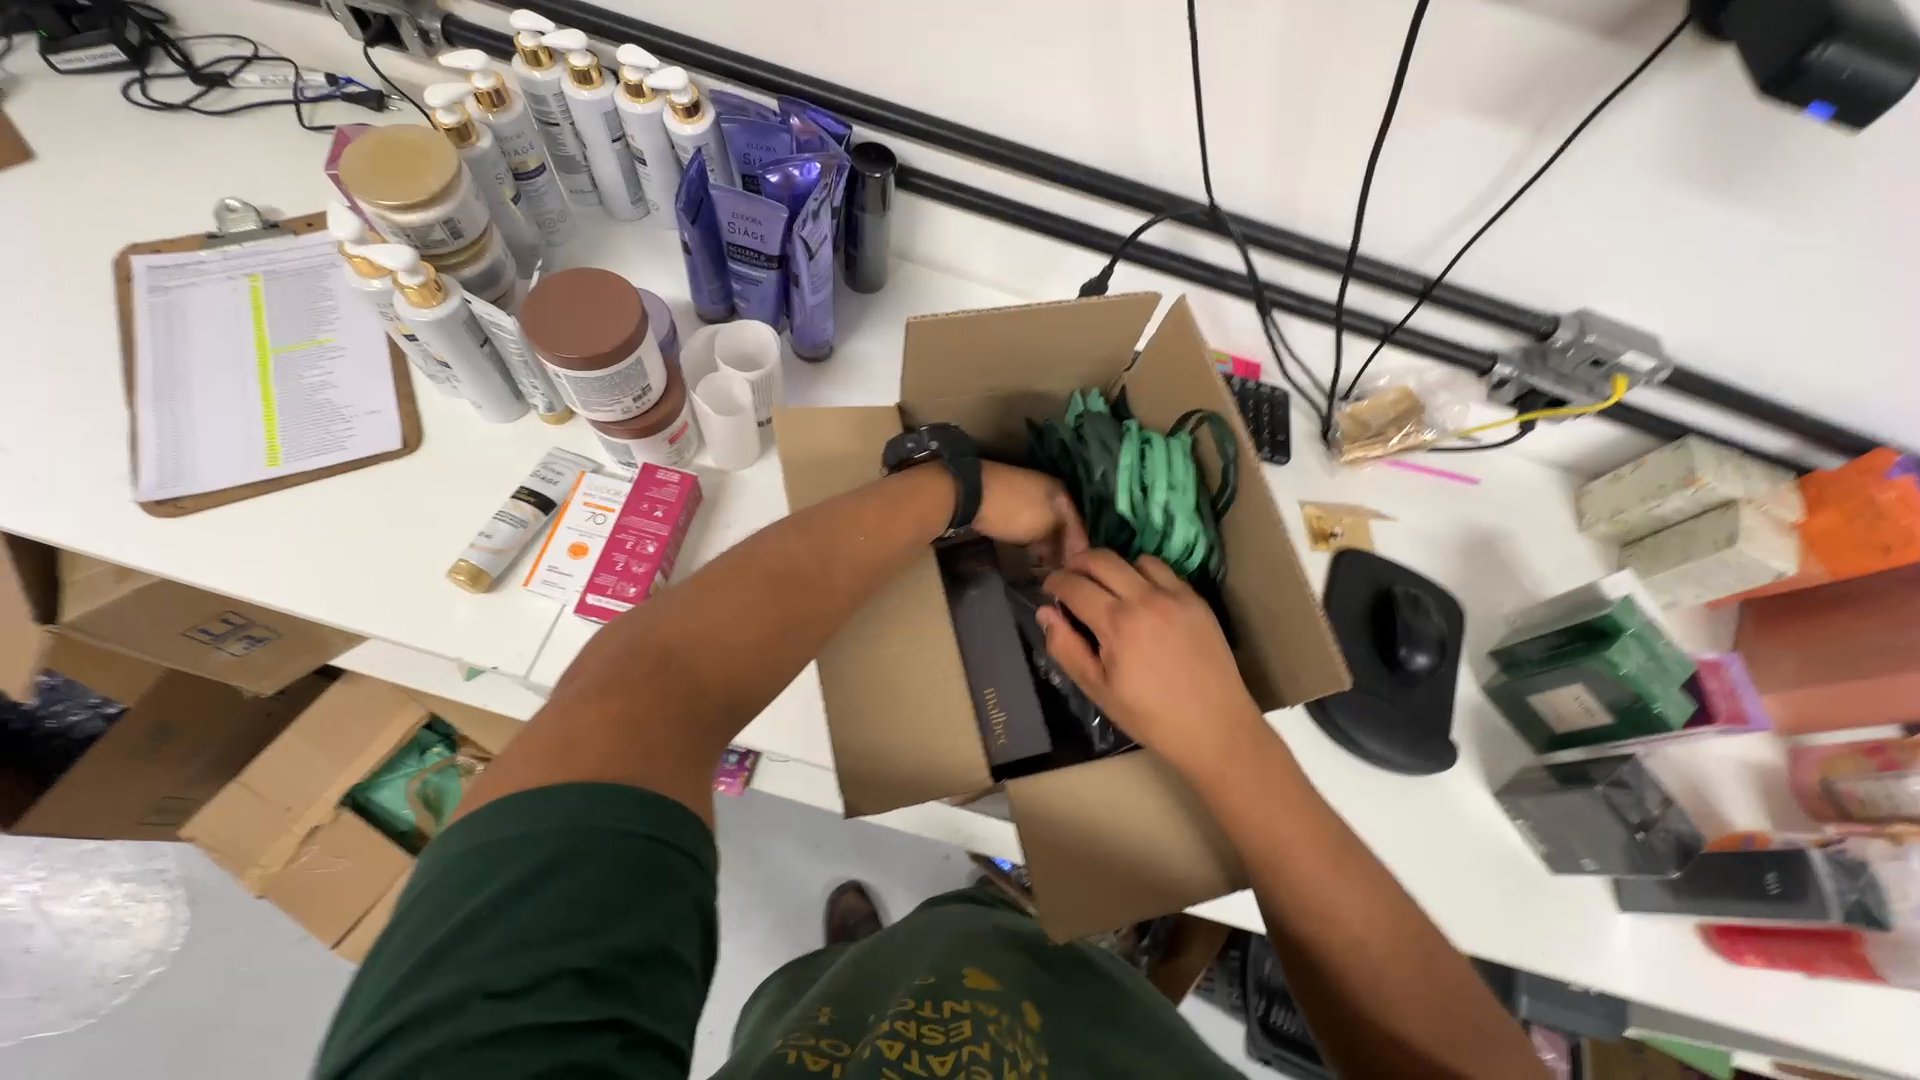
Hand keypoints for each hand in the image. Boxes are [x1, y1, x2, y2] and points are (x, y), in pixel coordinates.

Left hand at [973, 462, 1088, 567]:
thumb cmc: (1014, 511)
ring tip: (1046, 568)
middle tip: (1061, 573)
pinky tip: (1029, 552)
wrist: (971, 493)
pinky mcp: (1008, 502)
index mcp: (1062, 491)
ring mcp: (1027, 494)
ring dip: (1047, 545)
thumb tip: (1074, 554)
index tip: (1075, 573)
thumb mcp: (1047, 525)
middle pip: (1062, 525)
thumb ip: (1065, 539)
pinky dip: (1032, 538)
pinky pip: (1029, 524)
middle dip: (1063, 548)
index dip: (1079, 551)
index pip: (1079, 526)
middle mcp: (1048, 489)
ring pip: (1045, 525)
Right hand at [1039, 550, 1271, 776]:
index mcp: (1116, 624)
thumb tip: (1045, 613)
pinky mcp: (1195, 599)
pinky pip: (1163, 571)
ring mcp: (1174, 595)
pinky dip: (1144, 574)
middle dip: (1077, 563)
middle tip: (1070, 578)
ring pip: (1133, 559)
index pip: (1074, 585)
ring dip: (1113, 567)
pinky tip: (1142, 597)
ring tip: (1108, 589)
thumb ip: (1066, 648)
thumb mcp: (1098, 689)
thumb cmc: (1149, 715)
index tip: (1049, 589)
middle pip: (1101, 559)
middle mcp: (1145, 599)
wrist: (1214, 726)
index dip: (1055, 583)